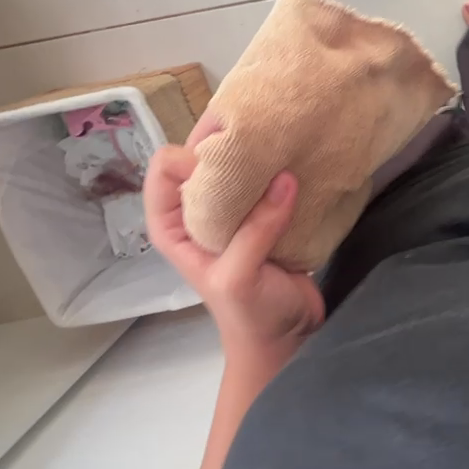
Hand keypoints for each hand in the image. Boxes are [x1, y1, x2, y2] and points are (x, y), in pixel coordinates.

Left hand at [145, 145, 324, 360]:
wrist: (288, 339)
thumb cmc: (250, 315)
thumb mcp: (241, 277)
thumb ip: (256, 230)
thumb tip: (286, 178)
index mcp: (174, 225)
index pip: (167, 168)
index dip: (193, 155)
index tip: (231, 154)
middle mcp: (200, 214)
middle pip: (203, 160)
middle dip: (228, 143)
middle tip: (264, 130)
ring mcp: (236, 215)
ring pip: (239, 169)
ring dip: (260, 155)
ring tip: (285, 138)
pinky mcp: (268, 218)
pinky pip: (271, 185)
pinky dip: (283, 172)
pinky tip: (301, 159)